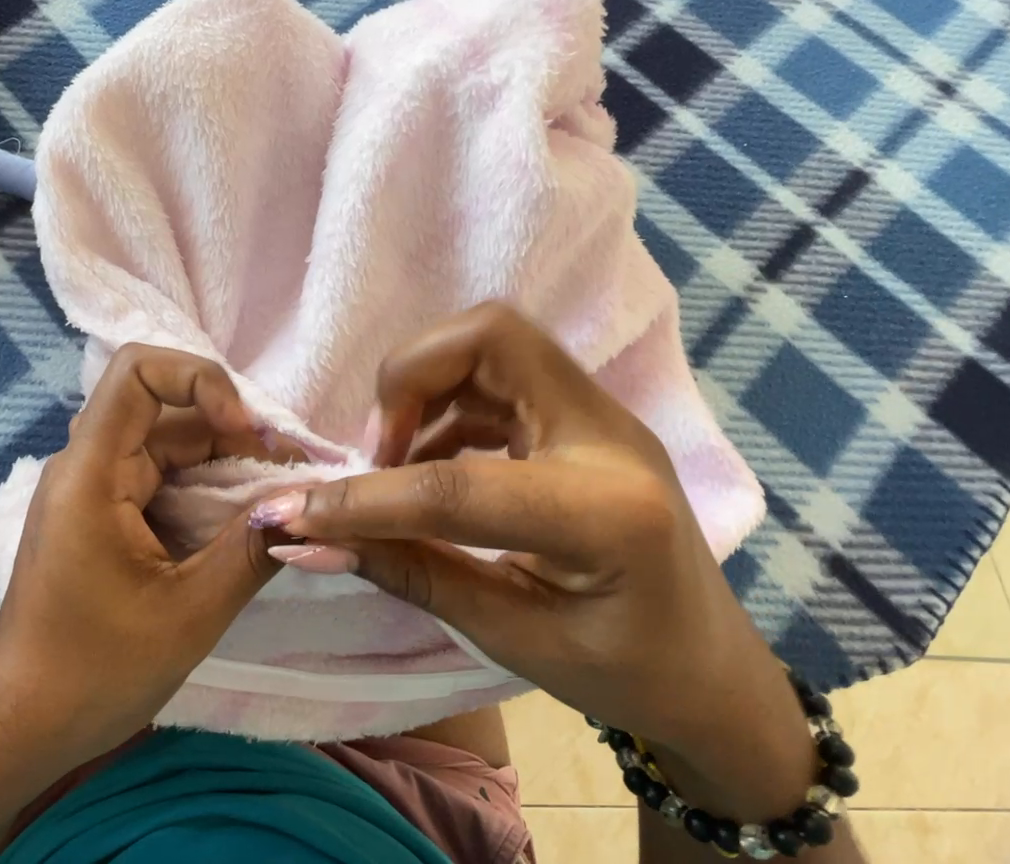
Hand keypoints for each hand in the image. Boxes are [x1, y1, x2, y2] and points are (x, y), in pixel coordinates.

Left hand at [0, 343, 282, 768]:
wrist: (26, 724)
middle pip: (164, 409)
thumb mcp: (190, 612)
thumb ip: (252, 548)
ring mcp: (92, 491)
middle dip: (232, 428)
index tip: (248, 430)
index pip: (138, 372)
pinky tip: (244, 517)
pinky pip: (160, 479)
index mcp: (90, 473)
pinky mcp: (102, 516)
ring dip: (224, 461)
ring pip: (167, 445)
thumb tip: (310, 503)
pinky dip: (205, 489)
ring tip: (281, 494)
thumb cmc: (98, 670)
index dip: (201, 379)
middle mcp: (86, 466)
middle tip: (292, 471)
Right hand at [264, 304, 815, 820]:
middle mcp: (609, 438)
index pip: (457, 484)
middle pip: (491, 336)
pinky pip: (499, 373)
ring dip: (423, 385)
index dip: (364, 498)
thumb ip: (409, 573)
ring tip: (395, 458)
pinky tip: (428, 460)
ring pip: (493, 340)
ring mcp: (600, 417)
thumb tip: (309, 541)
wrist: (713, 672)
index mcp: (605, 515)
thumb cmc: (625, 674)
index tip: (296, 513)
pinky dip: (444, 403)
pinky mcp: (583, 418)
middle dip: (407, 377)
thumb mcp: (510, 638)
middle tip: (377, 452)